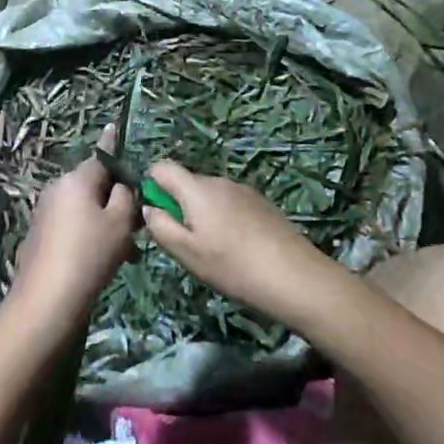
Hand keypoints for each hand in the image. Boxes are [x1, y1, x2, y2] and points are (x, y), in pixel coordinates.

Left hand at [12, 126, 138, 326]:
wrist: (48, 297)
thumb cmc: (90, 253)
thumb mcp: (120, 222)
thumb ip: (126, 196)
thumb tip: (120, 186)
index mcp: (75, 180)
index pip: (100, 156)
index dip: (112, 144)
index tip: (114, 126)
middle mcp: (57, 189)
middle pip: (94, 185)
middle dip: (117, 200)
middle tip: (139, 224)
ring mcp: (45, 212)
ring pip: (86, 208)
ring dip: (107, 222)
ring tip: (128, 251)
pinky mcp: (41, 234)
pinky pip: (73, 225)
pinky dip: (91, 234)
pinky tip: (106, 259)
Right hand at [143, 162, 346, 323]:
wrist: (294, 277)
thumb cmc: (232, 265)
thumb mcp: (186, 252)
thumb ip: (160, 226)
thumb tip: (148, 207)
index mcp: (197, 188)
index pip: (162, 167)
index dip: (152, 186)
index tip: (158, 215)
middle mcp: (219, 181)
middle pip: (187, 183)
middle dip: (179, 205)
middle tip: (186, 242)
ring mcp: (243, 190)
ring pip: (209, 195)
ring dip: (202, 214)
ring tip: (214, 250)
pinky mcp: (261, 203)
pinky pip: (230, 203)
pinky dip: (224, 219)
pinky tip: (237, 248)